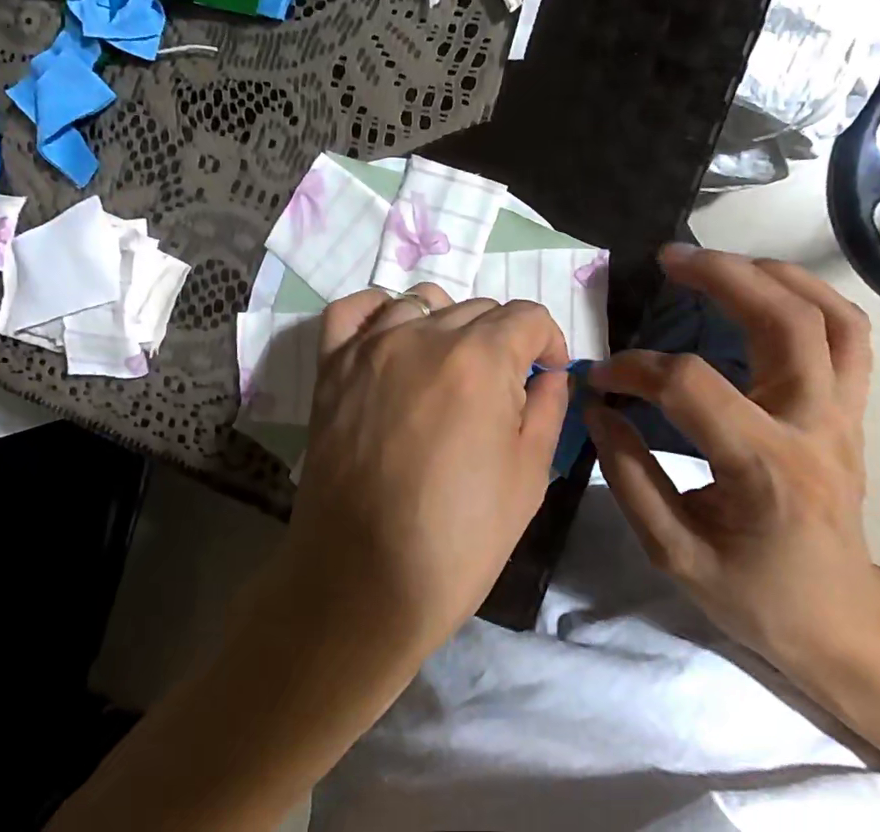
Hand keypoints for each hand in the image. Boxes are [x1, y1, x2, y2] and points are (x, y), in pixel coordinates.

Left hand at [284, 284, 571, 660]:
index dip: (549, 343)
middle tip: (499, 390)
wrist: (364, 576)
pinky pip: (351, 311)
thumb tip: (548, 372)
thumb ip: (547, 408)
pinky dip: (376, 311)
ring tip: (447, 369)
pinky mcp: (330, 367)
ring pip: (417, 303)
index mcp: (478, 360)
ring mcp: (367, 348)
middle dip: (501, 340)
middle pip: (475, 308)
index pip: (527, 317)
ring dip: (445, 325)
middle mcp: (420, 337)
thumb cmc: (459, 537)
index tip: (546, 376)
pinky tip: (390, 337)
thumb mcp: (529, 477)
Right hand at [583, 245, 879, 674]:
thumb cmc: (753, 594)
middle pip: (787, 323)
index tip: (599, 379)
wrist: (840, 620)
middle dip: (723, 277)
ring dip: (775, 276)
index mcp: (765, 468)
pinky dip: (810, 299)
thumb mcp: (671, 551)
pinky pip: (847, 337)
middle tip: (668, 257)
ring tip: (718, 259)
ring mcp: (843, 416)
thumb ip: (628, 475)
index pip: (692, 385)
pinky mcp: (849, 412)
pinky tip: (765, 289)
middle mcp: (815, 428)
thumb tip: (599, 408)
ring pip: (832, 318)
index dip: (635, 369)